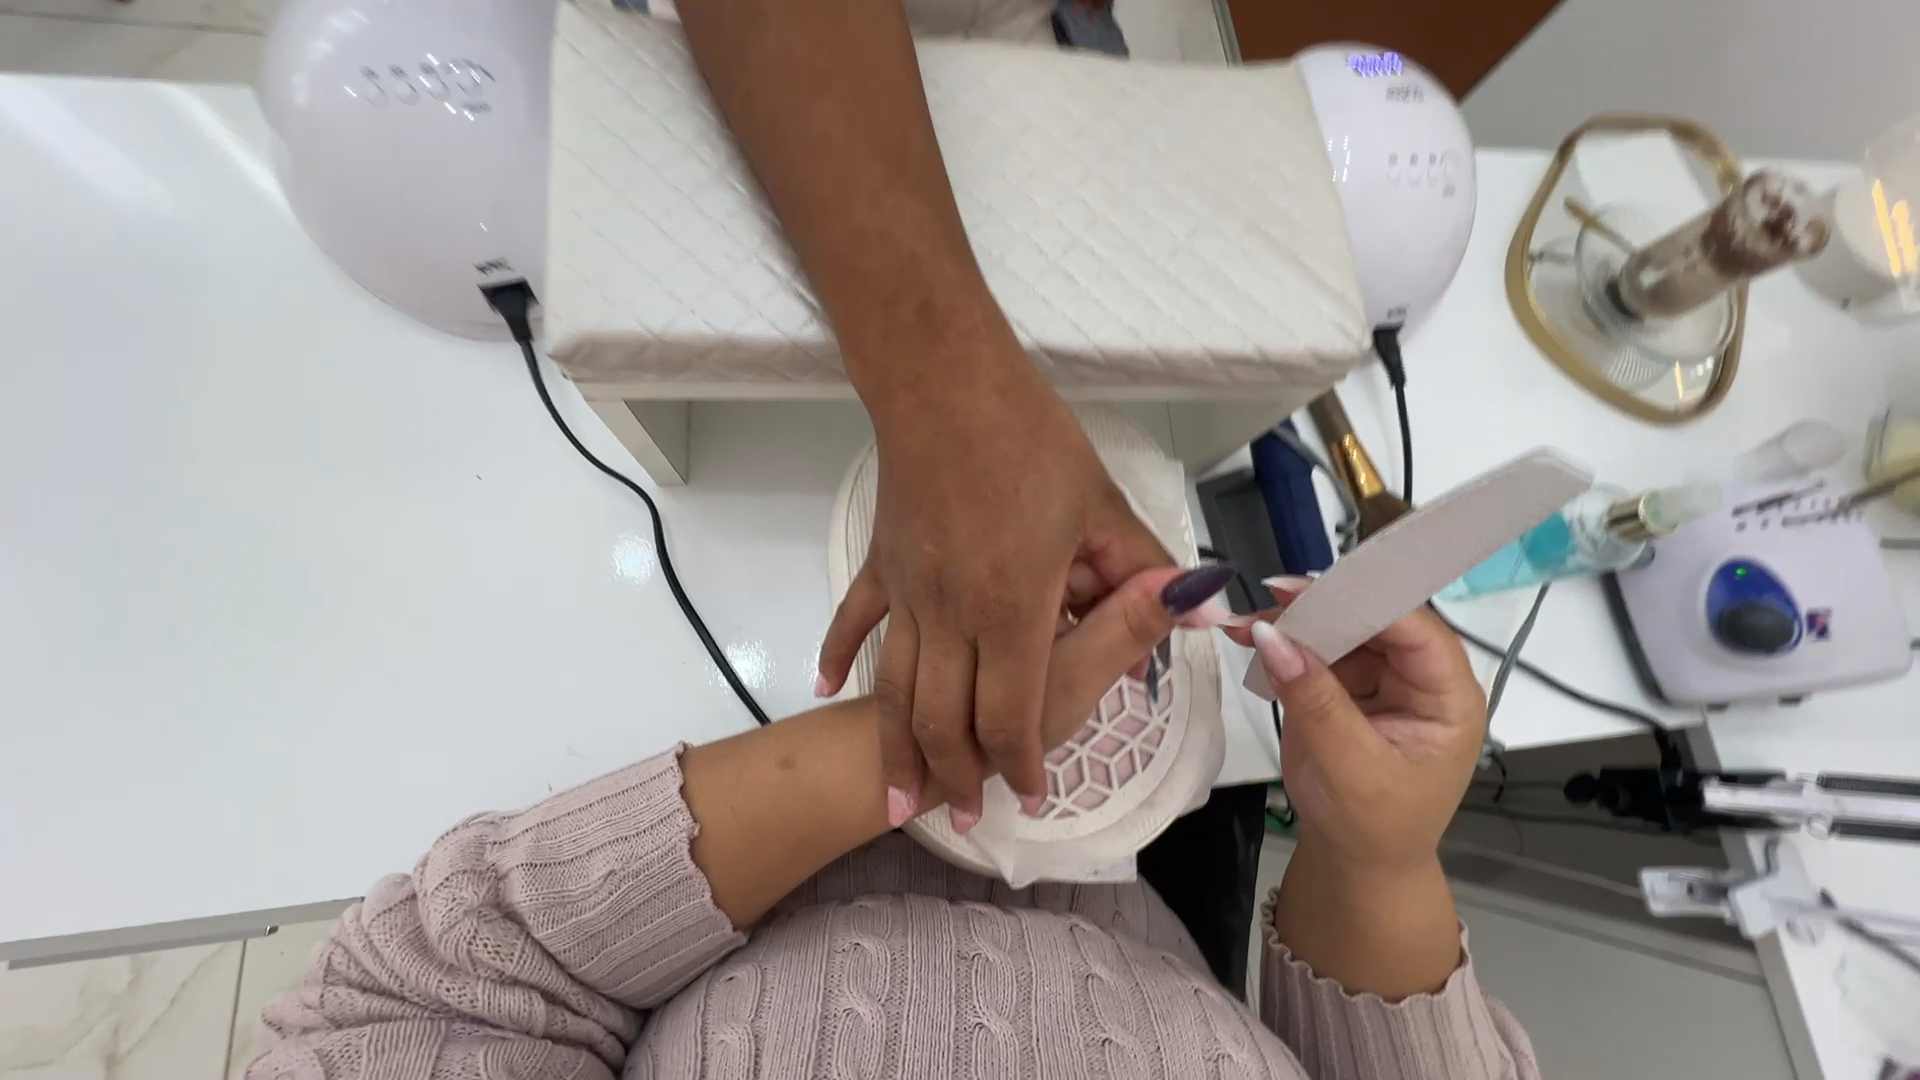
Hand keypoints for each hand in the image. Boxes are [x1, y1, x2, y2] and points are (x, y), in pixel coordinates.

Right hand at [816, 337, 1176, 833]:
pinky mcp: (879, 566)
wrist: (944, 386)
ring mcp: (905, 594)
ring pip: (893, 690)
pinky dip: (835, 657)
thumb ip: (1143, 567)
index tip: (1026, 796)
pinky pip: (852, 621)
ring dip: (896, 750)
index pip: (1013, 713)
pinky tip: (823, 690)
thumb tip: (1198, 606)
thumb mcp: (1100, 503)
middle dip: (957, 776)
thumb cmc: (1030, 442)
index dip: (1021, 763)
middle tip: (963, 815)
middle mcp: (951, 618)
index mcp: (1011, 610)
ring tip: (898, 798)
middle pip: (944, 720)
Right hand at [1236, 580, 1486, 876]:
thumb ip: (1314, 698)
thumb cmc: (1372, 823)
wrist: (1356, 858)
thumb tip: (1269, 635)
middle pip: (1372, 620)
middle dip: (1318, 608)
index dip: (1364, 601)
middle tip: (1265, 600)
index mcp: (1447, 697)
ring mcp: (1379, 679)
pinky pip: (1313, 649)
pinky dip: (1278, 642)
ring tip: (1242, 623)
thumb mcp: (1349, 765)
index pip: (1415, 630)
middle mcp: (1417, 677)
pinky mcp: (1344, 685)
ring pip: (1337, 629)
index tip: (1306, 587)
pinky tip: (1246, 636)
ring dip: (1290, 623)